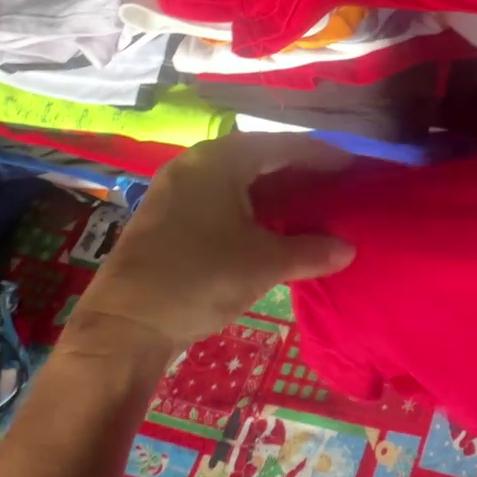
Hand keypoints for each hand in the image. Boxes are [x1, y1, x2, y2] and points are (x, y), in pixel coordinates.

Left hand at [64, 135, 355, 354]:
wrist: (122, 331)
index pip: (284, 146)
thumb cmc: (199, 280)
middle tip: (335, 182)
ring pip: (238, 178)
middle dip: (299, 169)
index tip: (353, 164)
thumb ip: (311, 251)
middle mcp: (196, 164)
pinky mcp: (167, 216)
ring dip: (274, 188)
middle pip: (260, 156)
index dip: (321, 155)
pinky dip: (251, 204)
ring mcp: (176, 189)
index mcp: (220, 160)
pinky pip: (220, 196)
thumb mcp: (264, 264)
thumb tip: (349, 250)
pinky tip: (271, 223)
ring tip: (310, 201)